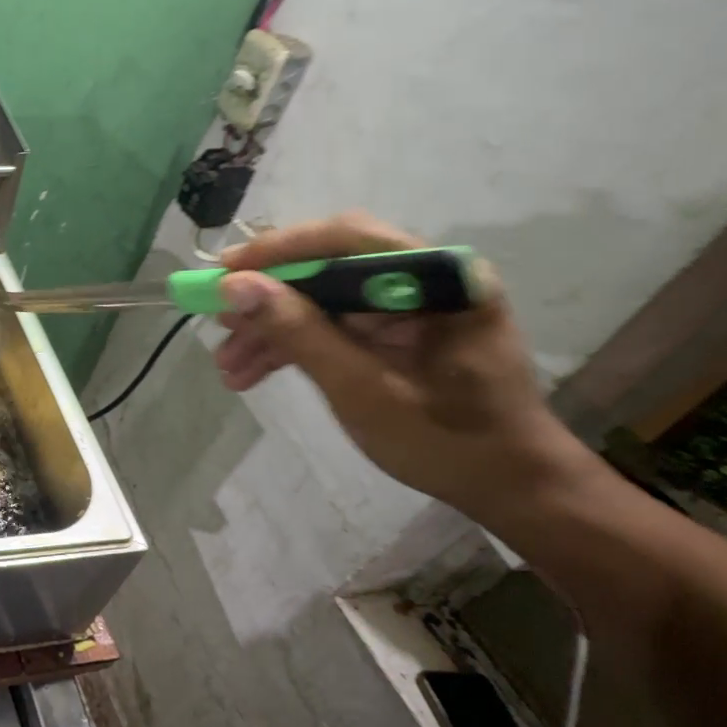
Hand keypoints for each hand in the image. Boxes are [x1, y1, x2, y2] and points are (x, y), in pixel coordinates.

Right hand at [212, 211, 591, 519]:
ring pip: (319, 297)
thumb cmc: (447, 441)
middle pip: (326, 266)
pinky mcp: (395, 330)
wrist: (509, 488)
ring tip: (226, 364)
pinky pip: (331, 323)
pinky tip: (251, 371)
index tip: (223, 272)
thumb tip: (234, 285)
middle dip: (266, 297)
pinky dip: (292, 345)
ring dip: (270, 328)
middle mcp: (425, 278)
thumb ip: (299, 332)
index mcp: (440, 279)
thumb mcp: (362, 389)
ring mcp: (409, 305)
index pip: (347, 238)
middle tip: (217, 322)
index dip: (278, 250)